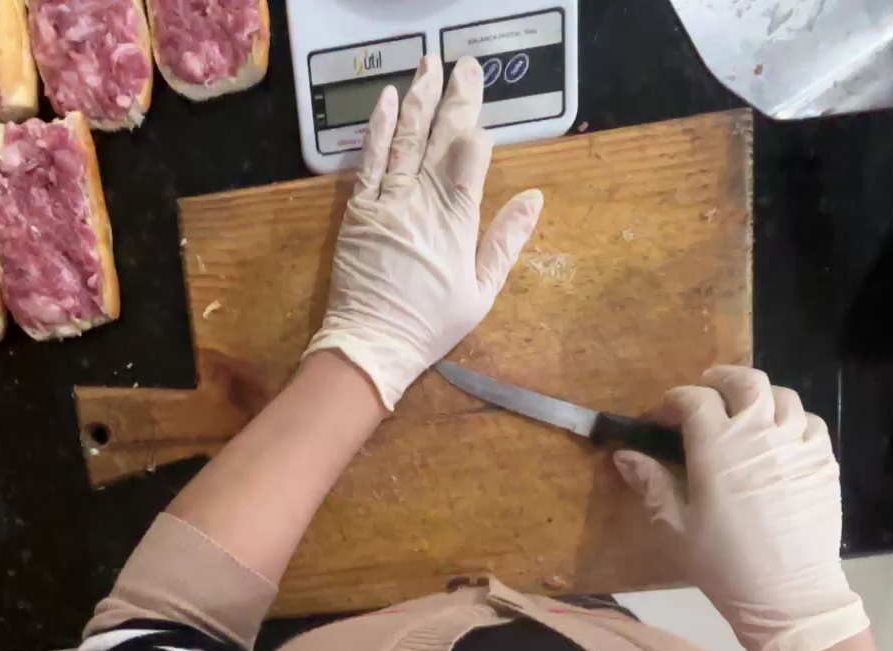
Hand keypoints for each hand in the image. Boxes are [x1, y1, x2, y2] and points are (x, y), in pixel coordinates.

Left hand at [305, 56, 543, 409]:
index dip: (477, 133)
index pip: (471, 157)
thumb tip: (534, 198)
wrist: (372, 344)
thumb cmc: (429, 325)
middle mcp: (423, 201)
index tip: (482, 116)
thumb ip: (505, 243)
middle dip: (456, 99)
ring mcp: (388, 202)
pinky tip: (386, 99)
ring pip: (406, 141)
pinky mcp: (358, 211)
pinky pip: (369, 162)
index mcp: (458, 221)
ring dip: (419, 100)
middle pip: (442, 139)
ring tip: (430, 65)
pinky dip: (377, 129)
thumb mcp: (481, 293)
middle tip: (466, 65)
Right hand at [613, 367, 868, 650]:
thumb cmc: (720, 560)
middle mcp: (761, 434)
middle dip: (721, 379)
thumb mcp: (673, 525)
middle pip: (746, 382)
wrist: (786, 592)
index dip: (674, 400)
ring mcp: (799, 444)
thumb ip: (650, 483)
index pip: (695, 400)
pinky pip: (809, 423)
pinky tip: (777, 438)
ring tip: (742, 412)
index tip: (661, 415)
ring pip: (783, 397)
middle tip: (705, 390)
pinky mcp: (823, 461)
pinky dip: (789, 419)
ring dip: (757, 396)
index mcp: (718, 447)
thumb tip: (624, 455)